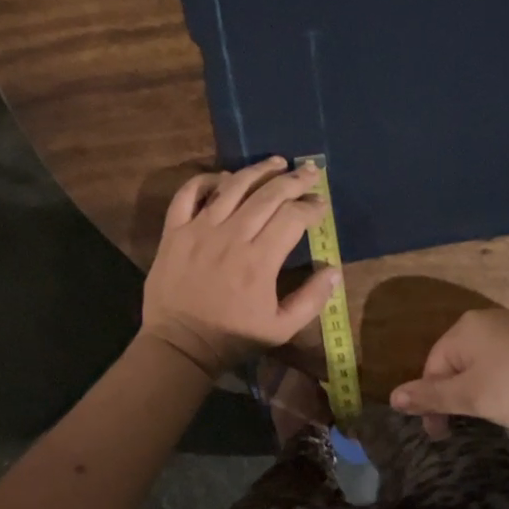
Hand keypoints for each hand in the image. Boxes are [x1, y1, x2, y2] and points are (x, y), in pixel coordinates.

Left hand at [140, 157, 341, 376]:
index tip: (321, 205)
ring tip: (276, 162)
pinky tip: (225, 177)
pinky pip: (189, 194)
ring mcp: (199, 230)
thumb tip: (334, 269)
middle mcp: (231, 237)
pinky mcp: (174, 231)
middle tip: (310, 172)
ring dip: (258, 170)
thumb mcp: (281, 328)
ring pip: (232, 186)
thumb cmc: (233, 338)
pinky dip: (207, 180)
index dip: (311, 206)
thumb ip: (312, 299)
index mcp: (259, 261)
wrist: (179, 346)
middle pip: (268, 195)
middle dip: (294, 180)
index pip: (292, 217)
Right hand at [389, 308, 508, 435]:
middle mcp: (484, 322)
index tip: (439, 435)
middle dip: (451, 396)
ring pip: (476, 365)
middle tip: (459, 428)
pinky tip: (508, 402)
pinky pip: (498, 363)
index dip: (429, 402)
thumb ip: (430, 397)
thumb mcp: (471, 398)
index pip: (431, 365)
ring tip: (485, 417)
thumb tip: (393, 397)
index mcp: (464, 328)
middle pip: (452, 363)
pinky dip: (494, 385)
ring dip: (472, 393)